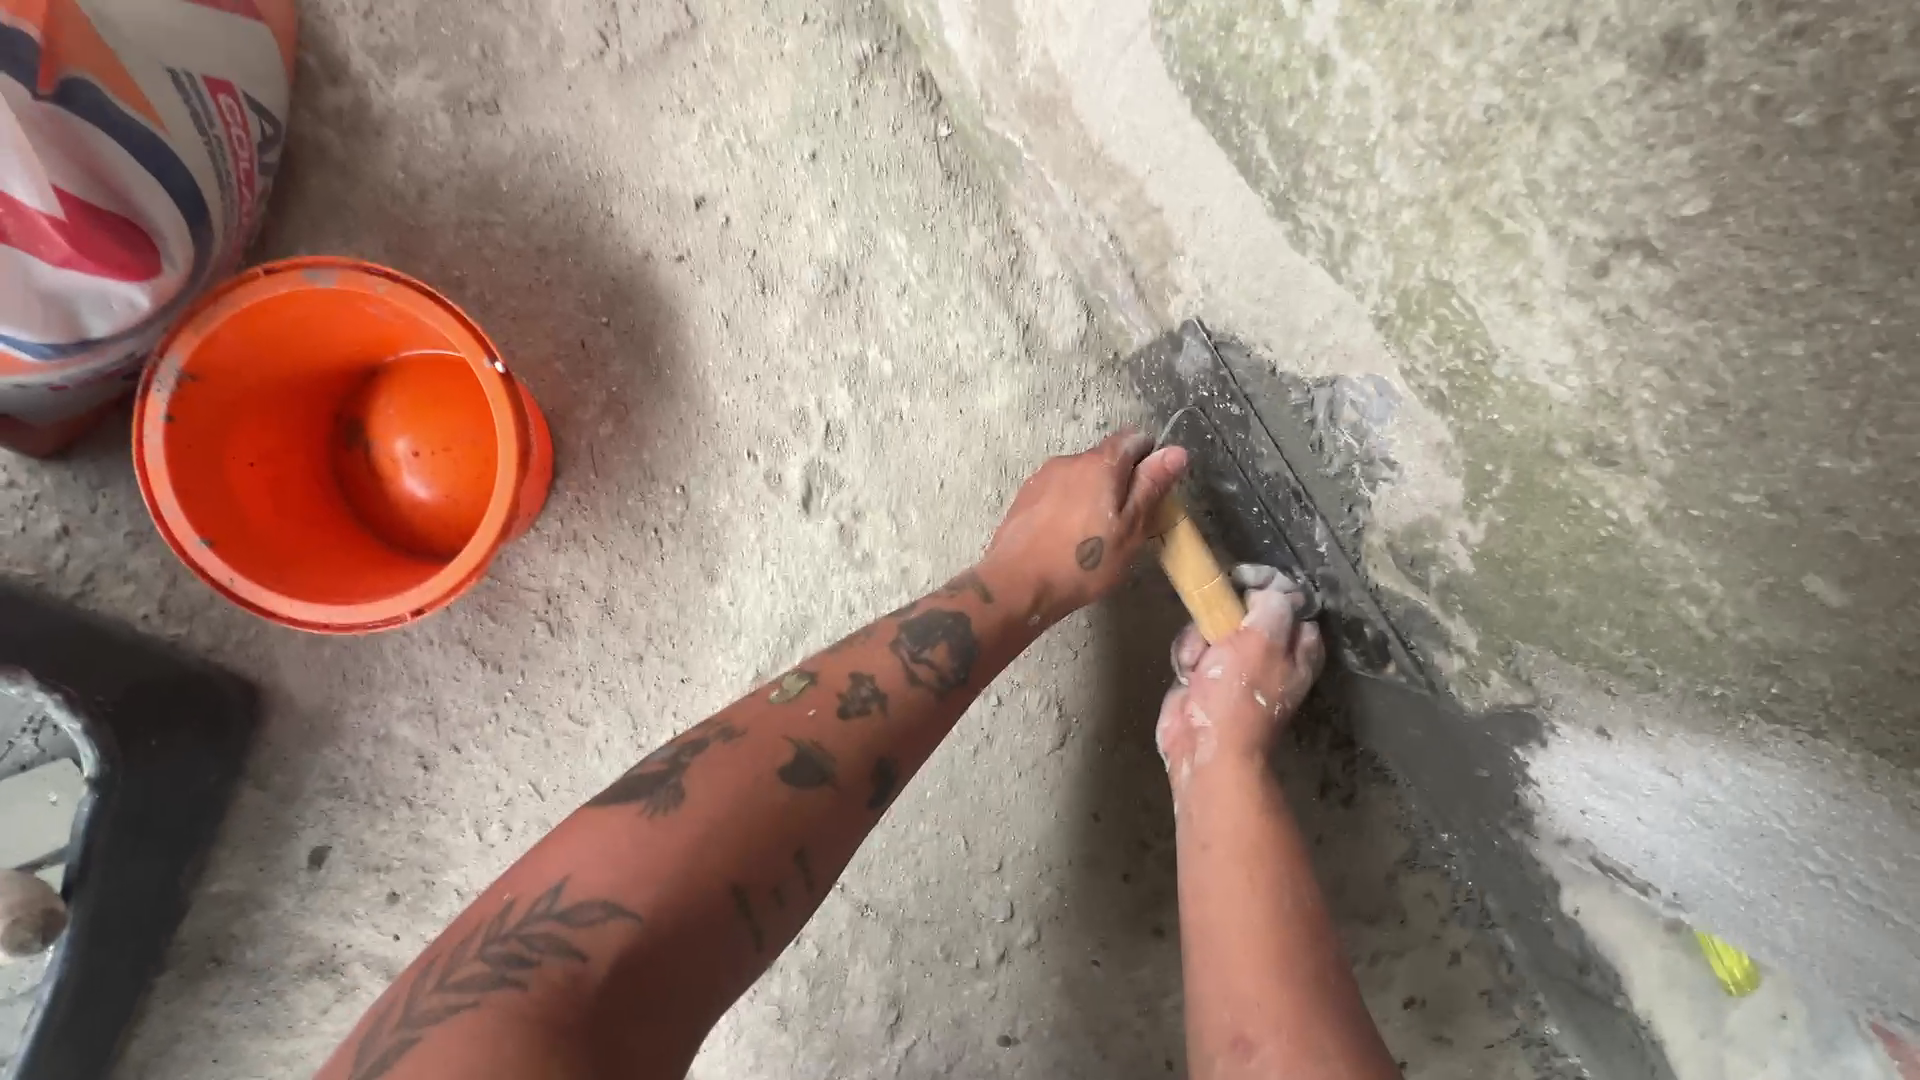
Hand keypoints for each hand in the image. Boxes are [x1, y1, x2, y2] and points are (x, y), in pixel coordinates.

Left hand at [980, 430, 1187, 625]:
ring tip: (1095, 537)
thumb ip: (1151, 486)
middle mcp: (1068, 461)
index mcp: (1099, 463)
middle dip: (1121, 482)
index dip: (1150, 458)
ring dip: (1093, 496)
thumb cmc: (1082, 562)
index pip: (1133, 438)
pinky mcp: (1024, 499)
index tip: (1154, 489)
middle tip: (1128, 523)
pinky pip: (1057, 494)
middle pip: (1104, 459)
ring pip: (1079, 478)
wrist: (1016, 585)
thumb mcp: (1130, 528)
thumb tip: (1176, 450)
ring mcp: (1041, 479)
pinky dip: (1069, 508)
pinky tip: (1067, 539)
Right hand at [1155, 565, 1324, 787]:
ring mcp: (1235, 665)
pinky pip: (1192, 647)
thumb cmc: (1238, 695)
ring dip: (1197, 639)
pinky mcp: (1205, 675)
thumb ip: (1271, 605)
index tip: (1239, 579)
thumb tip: (1267, 589)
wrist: (1205, 746)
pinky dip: (1185, 656)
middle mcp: (1270, 653)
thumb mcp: (1262, 640)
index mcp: (1297, 647)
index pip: (1287, 598)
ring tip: (1197, 663)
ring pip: (1210, 625)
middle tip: (1216, 631)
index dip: (1263, 584)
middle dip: (1220, 616)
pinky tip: (1186, 674)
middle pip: (1241, 608)